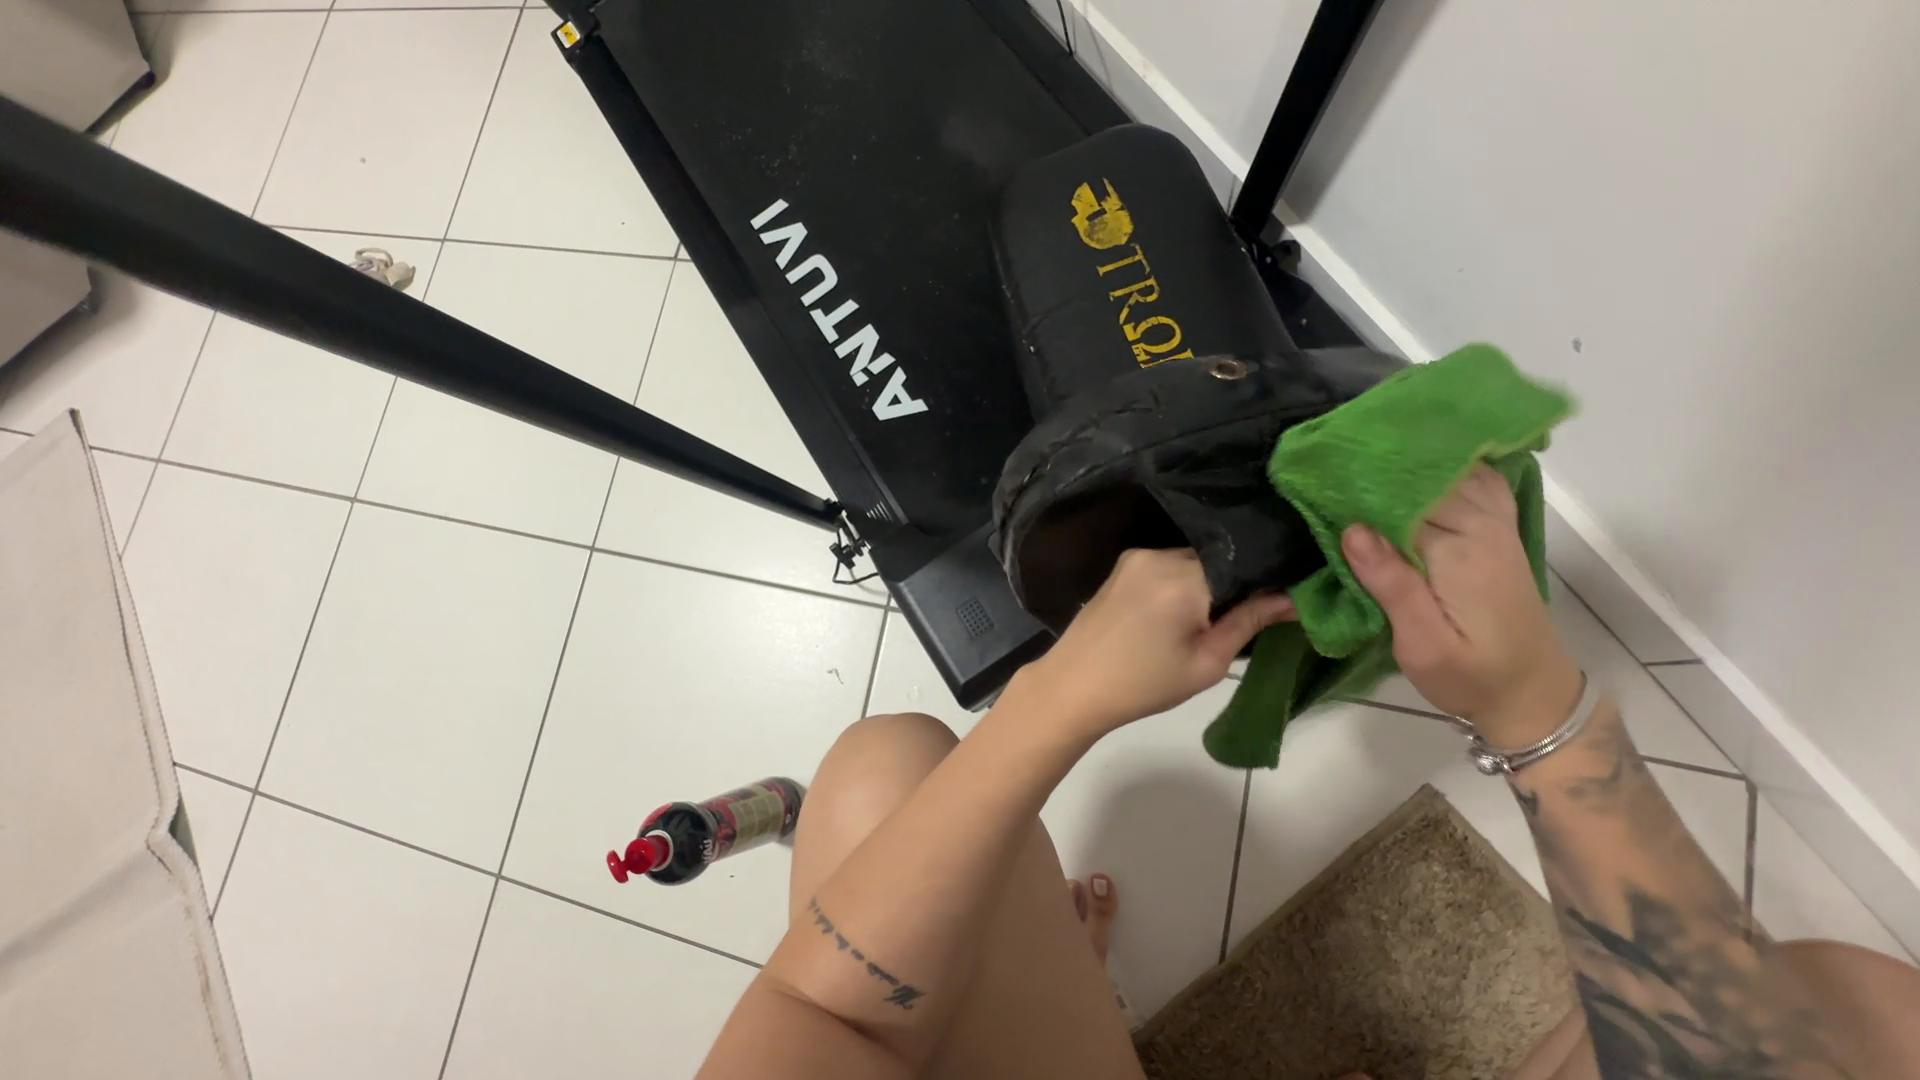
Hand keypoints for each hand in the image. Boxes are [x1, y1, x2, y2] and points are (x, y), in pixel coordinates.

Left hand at [1010, 549, 1295, 738]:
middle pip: (1219, 556)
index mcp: (1183, 577)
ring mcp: (1137, 556)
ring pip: (1195, 559)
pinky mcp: (1123, 565)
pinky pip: (1169, 564)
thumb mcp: (1207, 662)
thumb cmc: (1143, 685)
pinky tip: (1186, 610)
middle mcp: (1159, 554)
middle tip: (1255, 611)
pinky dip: (1186, 580)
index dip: (1268, 578)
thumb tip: (1294, 598)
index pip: (1245, 560)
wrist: (1073, 686)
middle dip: (1240, 580)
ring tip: (1218, 614)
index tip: (1287, 597)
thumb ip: (1250, 622)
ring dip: (1211, 580)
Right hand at [1343, 465, 1581, 746]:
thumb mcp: (1423, 644)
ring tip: (1361, 463)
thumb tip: (1353, 529)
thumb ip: (1392, 585)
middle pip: (1424, 478)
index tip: (1318, 477)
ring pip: (1449, 472)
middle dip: (1377, 470)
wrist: (1532, 694)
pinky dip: (1445, 468)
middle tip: (1327, 467)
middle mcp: (1484, 526)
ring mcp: (1497, 525)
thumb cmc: (1469, 675)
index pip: (1400, 500)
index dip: (1359, 486)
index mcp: (1460, 551)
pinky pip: (1476, 481)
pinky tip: (1416, 470)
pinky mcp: (1499, 531)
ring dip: (1408, 465)